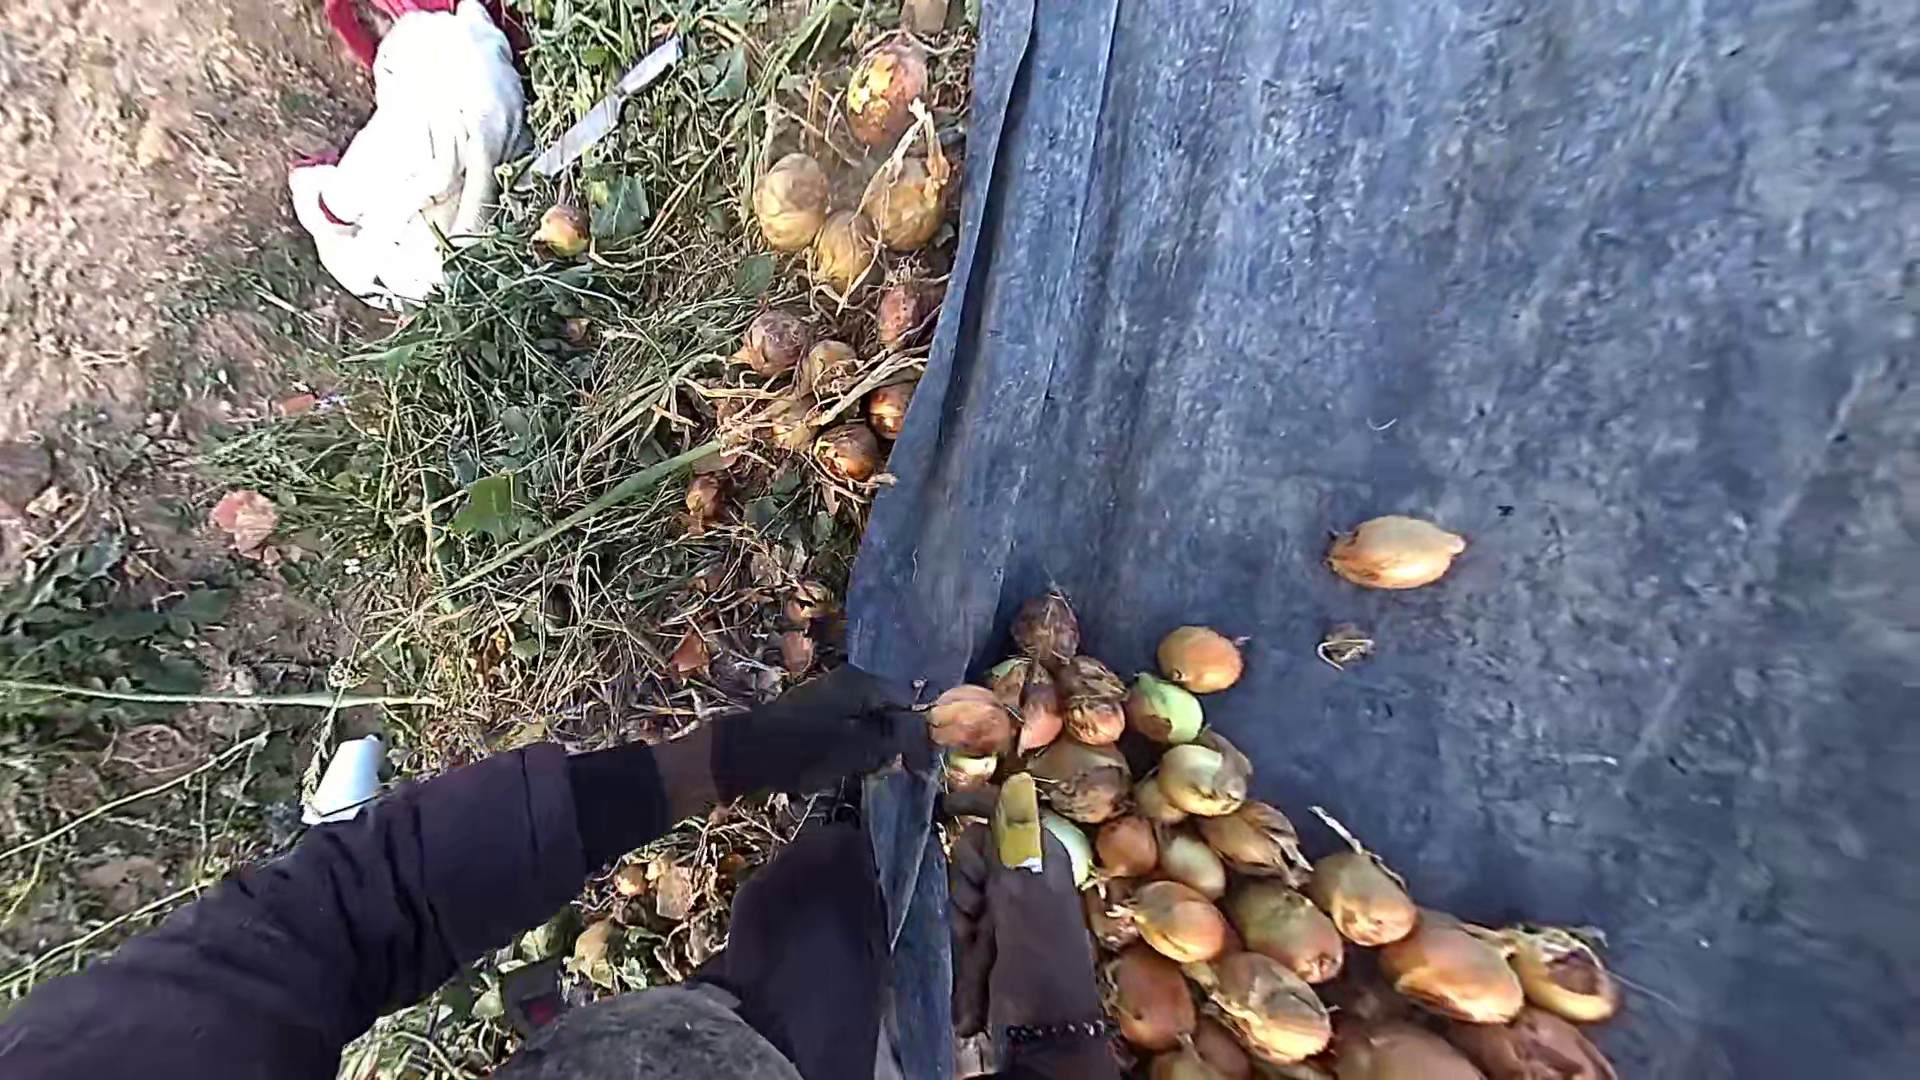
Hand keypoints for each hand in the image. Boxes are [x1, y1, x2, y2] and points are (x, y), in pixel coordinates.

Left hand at [709, 665, 917, 800]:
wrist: (744, 754)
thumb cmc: (803, 750)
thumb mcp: (856, 747)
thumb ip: (894, 737)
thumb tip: (923, 731)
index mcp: (862, 682)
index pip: (907, 700)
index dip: (918, 730)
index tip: (921, 763)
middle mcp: (850, 681)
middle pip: (889, 708)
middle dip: (896, 738)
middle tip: (895, 769)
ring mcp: (832, 694)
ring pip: (871, 718)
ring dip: (876, 744)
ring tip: (871, 769)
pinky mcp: (818, 711)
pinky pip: (851, 725)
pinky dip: (857, 744)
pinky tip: (850, 764)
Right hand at [949, 822, 1103, 1035]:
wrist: (1041, 1039)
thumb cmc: (1039, 968)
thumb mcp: (1025, 902)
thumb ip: (1013, 848)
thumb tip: (1016, 786)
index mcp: (1042, 857)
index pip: (1006, 812)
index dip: (976, 805)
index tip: (944, 808)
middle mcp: (1026, 873)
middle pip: (975, 849)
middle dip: (967, 878)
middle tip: (978, 908)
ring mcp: (1010, 905)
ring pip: (964, 885)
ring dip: (964, 915)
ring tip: (979, 944)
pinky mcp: (994, 934)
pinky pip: (963, 918)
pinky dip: (963, 939)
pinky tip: (974, 962)